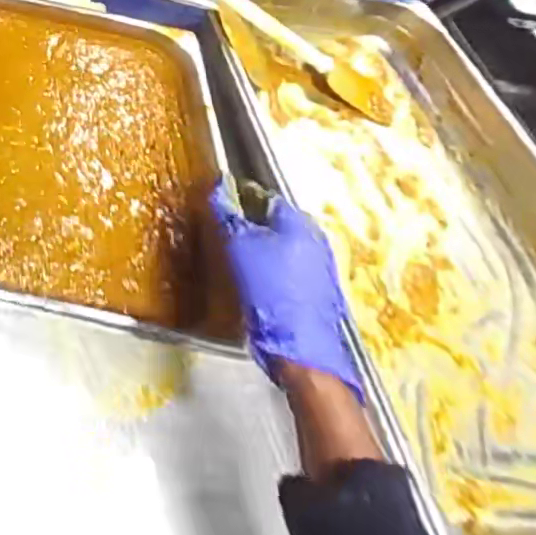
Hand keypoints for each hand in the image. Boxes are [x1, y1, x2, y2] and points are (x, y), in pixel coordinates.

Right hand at [215, 184, 363, 402]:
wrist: (299, 348)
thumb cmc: (267, 289)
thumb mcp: (238, 246)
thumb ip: (227, 213)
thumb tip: (218, 186)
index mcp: (298, 221)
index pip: (262, 195)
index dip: (236, 197)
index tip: (216, 206)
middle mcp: (314, 237)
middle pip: (272, 220)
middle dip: (247, 222)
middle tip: (220, 231)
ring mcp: (319, 265)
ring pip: (279, 243)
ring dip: (257, 245)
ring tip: (232, 255)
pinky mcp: (317, 289)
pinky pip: (286, 265)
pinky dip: (268, 265)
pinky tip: (252, 278)